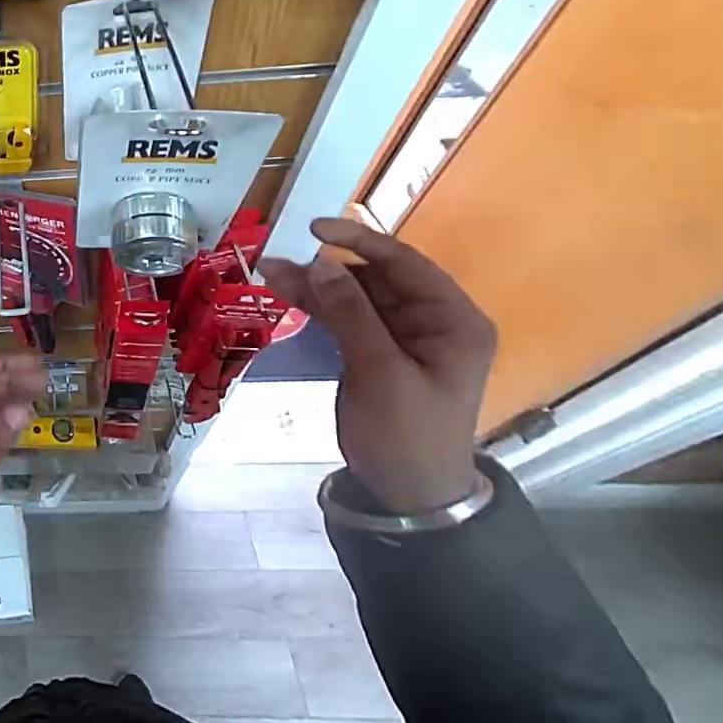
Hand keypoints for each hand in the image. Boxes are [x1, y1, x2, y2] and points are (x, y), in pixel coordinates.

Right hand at [259, 218, 495, 512]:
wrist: (408, 494)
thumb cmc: (407, 435)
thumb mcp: (381, 373)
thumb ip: (352, 314)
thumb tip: (320, 263)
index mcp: (452, 320)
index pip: (405, 264)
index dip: (359, 241)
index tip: (314, 228)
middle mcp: (429, 320)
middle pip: (373, 278)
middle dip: (326, 268)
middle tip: (278, 263)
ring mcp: (400, 336)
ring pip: (352, 295)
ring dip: (314, 285)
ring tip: (270, 274)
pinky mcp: (375, 351)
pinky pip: (344, 317)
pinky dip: (316, 305)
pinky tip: (285, 293)